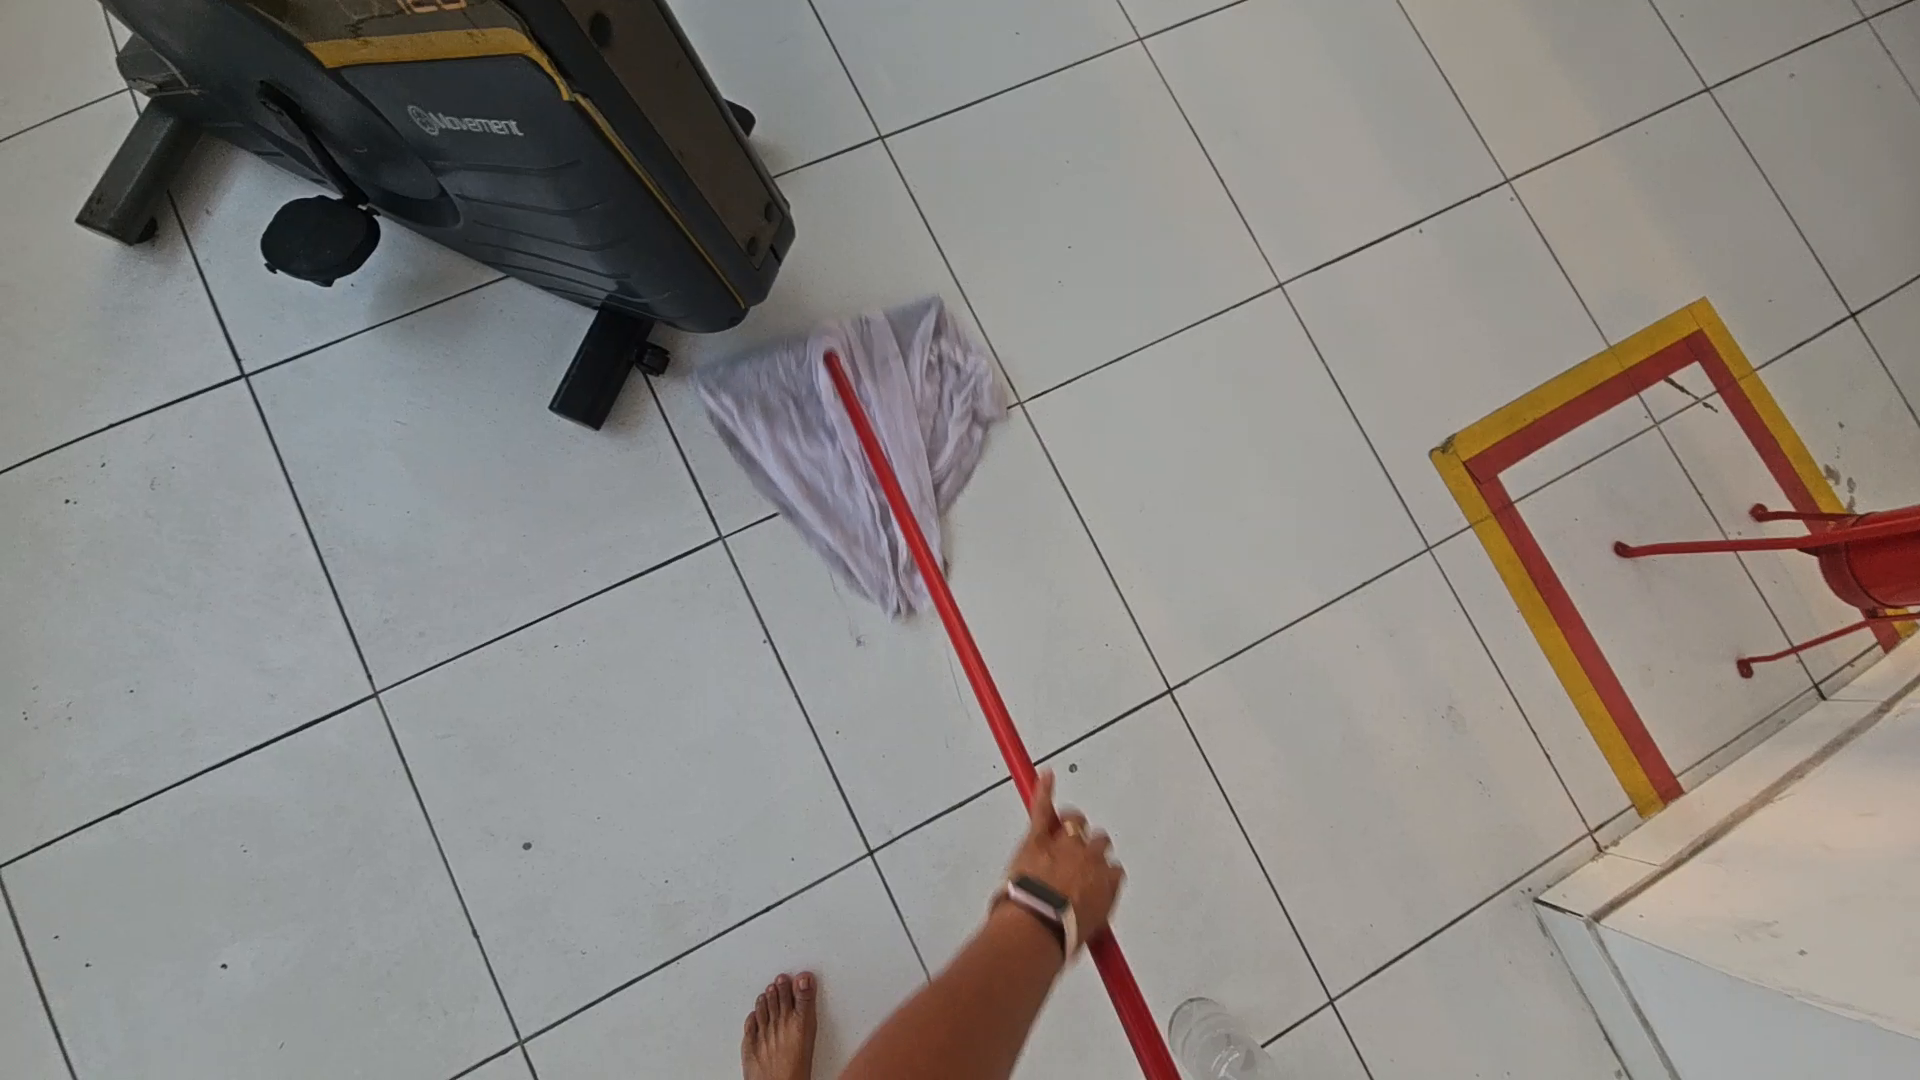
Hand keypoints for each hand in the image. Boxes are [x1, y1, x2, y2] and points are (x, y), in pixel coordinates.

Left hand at [1004, 769, 1124, 946]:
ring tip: (1065, 827)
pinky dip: (1044, 789)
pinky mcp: (1038, 837)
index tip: (1094, 878)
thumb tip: (1082, 922)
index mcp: (1107, 884)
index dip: (1101, 872)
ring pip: (1075, 821)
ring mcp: (1064, 844)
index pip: (1113, 870)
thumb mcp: (1087, 934)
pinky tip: (1045, 775)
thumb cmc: (1061, 936)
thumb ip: (1089, 917)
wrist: (1036, 926)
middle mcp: (1091, 858)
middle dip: (1090, 847)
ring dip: (1072, 823)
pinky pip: (1043, 807)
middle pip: (1098, 841)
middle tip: (1077, 857)